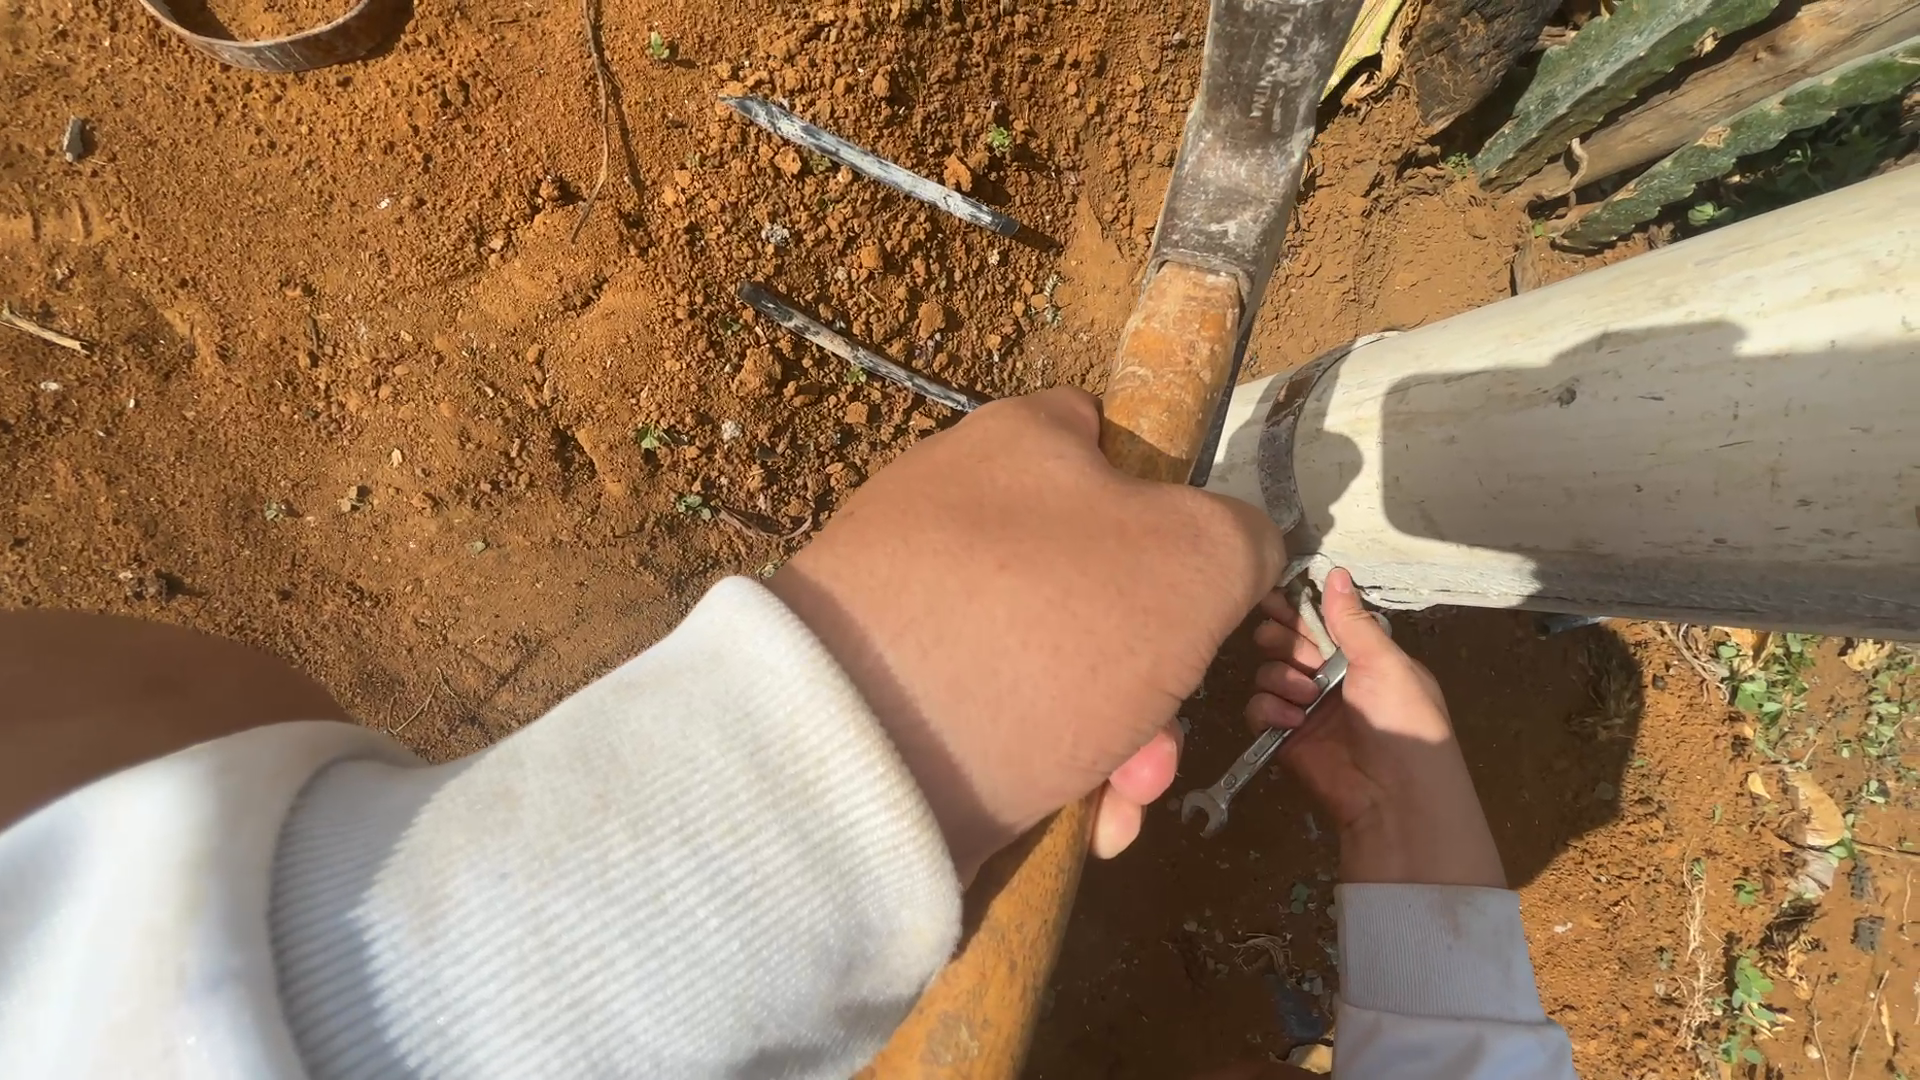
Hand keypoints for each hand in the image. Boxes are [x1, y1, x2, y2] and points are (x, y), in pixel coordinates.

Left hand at [769, 388, 1283, 879]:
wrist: (865, 752)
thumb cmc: (1046, 624)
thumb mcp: (1194, 562)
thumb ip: (1239, 537)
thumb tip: (1233, 548)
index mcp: (1020, 445)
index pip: (1110, 435)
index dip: (1170, 501)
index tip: (1193, 581)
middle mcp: (958, 505)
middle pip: (1095, 573)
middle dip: (1152, 668)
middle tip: (1163, 741)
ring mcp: (919, 591)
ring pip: (1054, 652)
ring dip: (1115, 730)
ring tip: (1122, 793)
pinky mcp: (890, 671)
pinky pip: (995, 696)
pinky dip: (1045, 751)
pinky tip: (1073, 811)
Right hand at [1247, 568, 1505, 887]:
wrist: (1394, 795)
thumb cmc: (1401, 721)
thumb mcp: (1386, 664)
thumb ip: (1352, 620)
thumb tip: (1336, 571)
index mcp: (1360, 656)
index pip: (1318, 620)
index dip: (1296, 608)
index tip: (1276, 598)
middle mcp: (1328, 676)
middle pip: (1285, 640)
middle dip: (1282, 639)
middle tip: (1289, 646)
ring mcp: (1303, 705)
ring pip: (1267, 670)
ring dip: (1282, 678)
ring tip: (1306, 696)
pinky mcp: (1283, 733)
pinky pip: (1258, 706)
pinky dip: (1270, 710)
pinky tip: (1292, 721)